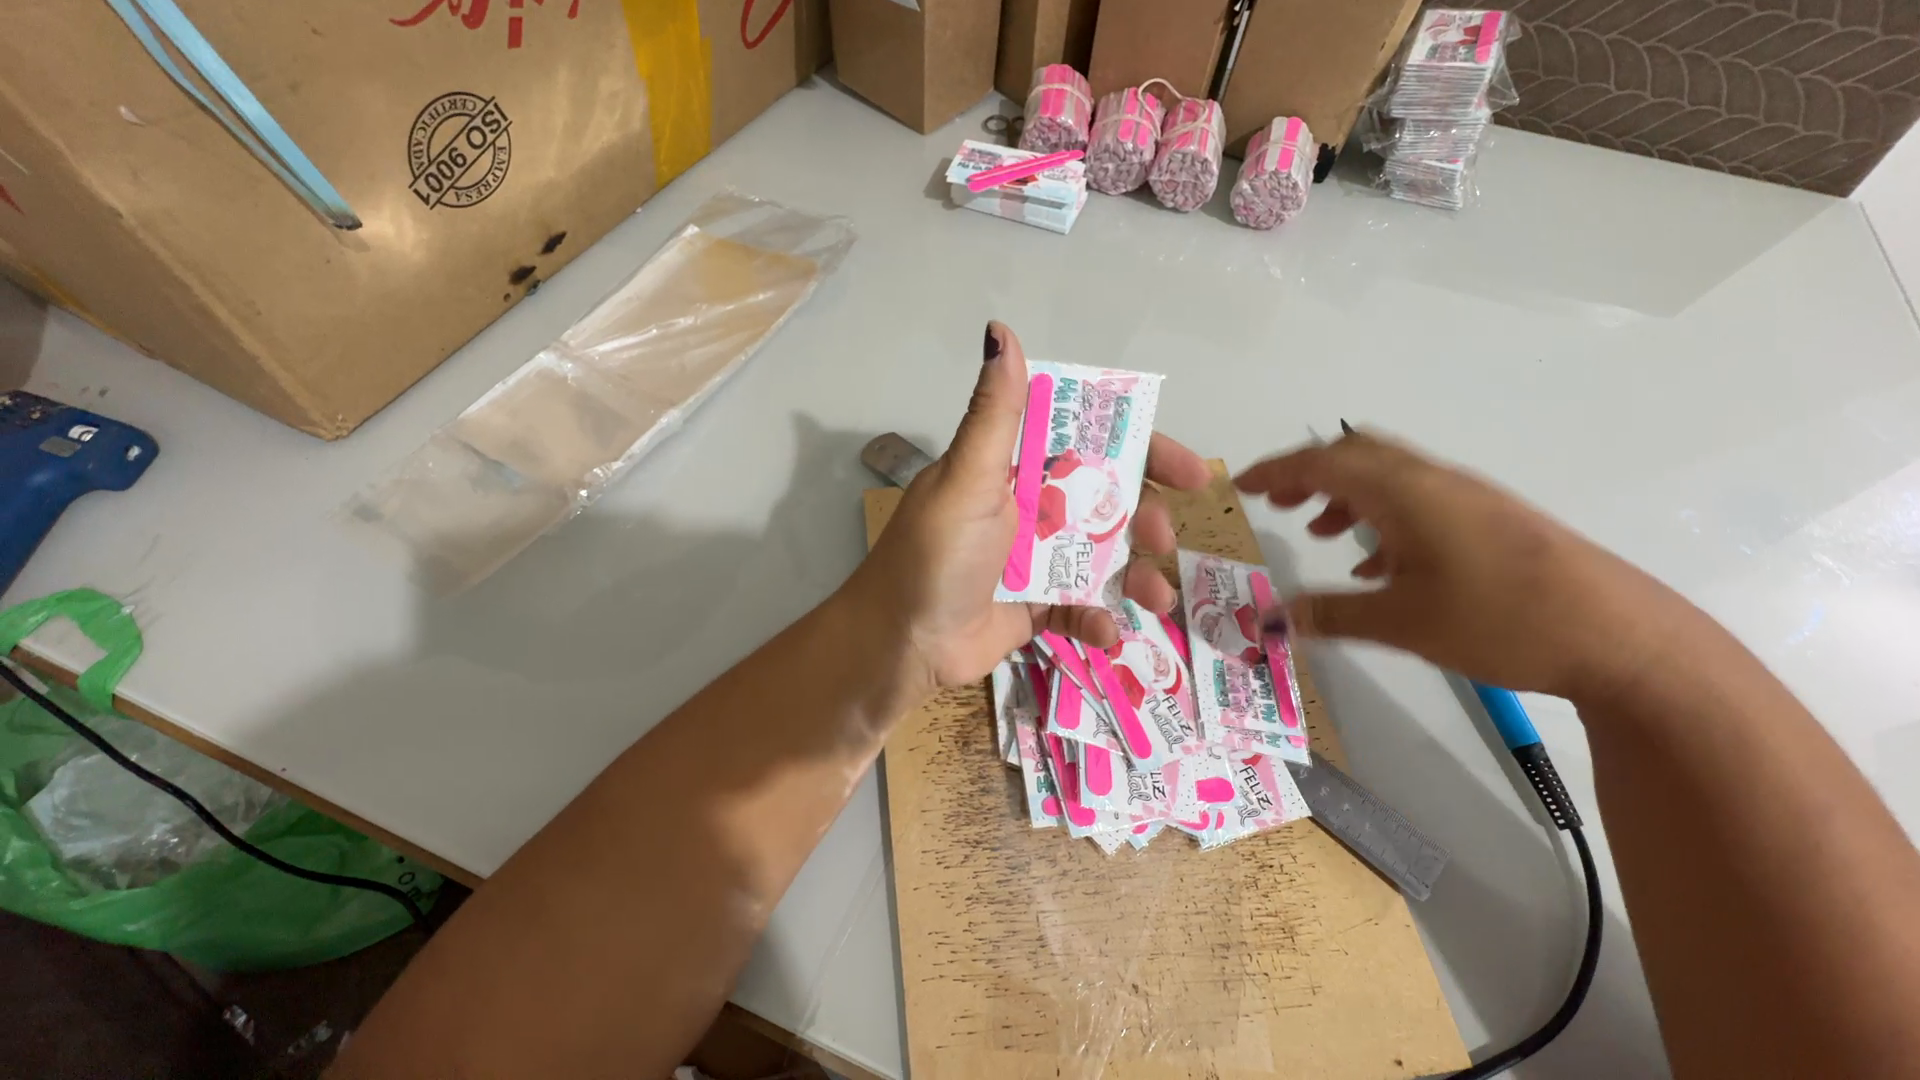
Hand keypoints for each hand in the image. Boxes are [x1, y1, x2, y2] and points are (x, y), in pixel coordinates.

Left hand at [843, 322, 1210, 692]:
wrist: (900, 643)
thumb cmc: (936, 555)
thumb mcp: (967, 479)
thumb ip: (995, 414)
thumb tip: (1000, 331)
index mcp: (1014, 469)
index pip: (1089, 444)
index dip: (1142, 450)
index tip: (1188, 471)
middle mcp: (1030, 508)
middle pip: (1107, 501)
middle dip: (1146, 516)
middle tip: (1165, 537)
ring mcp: (1036, 560)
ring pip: (1104, 556)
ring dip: (1137, 574)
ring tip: (1155, 596)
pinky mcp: (1035, 607)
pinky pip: (1081, 607)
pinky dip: (1099, 619)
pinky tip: (1107, 631)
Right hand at [1234, 430, 1685, 701]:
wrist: (1620, 637)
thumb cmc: (1498, 620)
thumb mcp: (1400, 623)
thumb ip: (1329, 615)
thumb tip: (1270, 618)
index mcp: (1406, 492)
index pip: (1324, 462)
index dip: (1277, 470)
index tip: (1240, 486)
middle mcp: (1435, 482)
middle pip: (1357, 455)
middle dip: (1309, 474)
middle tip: (1276, 502)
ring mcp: (1468, 499)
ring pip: (1390, 478)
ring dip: (1346, 495)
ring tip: (1318, 532)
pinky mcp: (1491, 522)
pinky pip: (1418, 502)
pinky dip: (1381, 518)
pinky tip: (1378, 566)